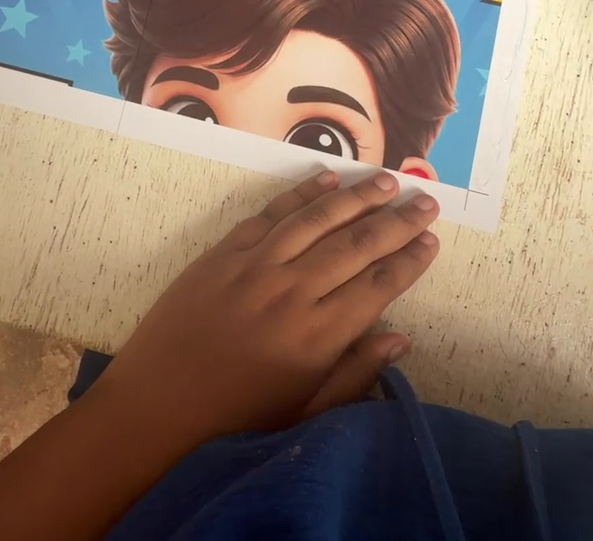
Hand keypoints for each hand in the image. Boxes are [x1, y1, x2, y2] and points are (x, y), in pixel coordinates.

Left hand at [86, 170, 439, 450]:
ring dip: (355, 197)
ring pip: (316, 220)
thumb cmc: (236, 415)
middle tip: (425, 200)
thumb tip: (401, 338)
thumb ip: (354, 373)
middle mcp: (292, 292)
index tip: (431, 238)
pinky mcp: (225, 251)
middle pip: (355, 245)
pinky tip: (326, 178)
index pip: (377, 286)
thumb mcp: (303, 411)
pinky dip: (300, 193)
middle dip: (396, 221)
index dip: (409, 260)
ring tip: (386, 180)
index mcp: (317, 336)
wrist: (160, 398)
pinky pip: (270, 213)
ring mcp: (256, 265)